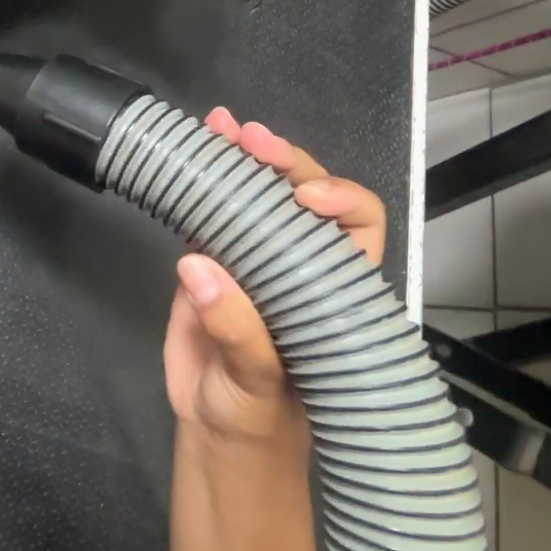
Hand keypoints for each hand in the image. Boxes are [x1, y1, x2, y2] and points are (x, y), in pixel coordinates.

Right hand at [164, 108, 386, 444]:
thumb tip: (196, 265)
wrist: (214, 426)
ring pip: (256, 194)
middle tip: (249, 140)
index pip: (356, 229)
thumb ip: (237, 330)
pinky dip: (201, 178)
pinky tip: (195, 146)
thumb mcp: (256, 382)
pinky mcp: (209, 257)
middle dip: (283, 162)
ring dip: (240, 155)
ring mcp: (253, 256)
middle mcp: (300, 263)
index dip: (338, 201)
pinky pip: (207, 211)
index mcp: (335, 290)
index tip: (303, 196)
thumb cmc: (257, 413)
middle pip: (303, 197)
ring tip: (219, 125)